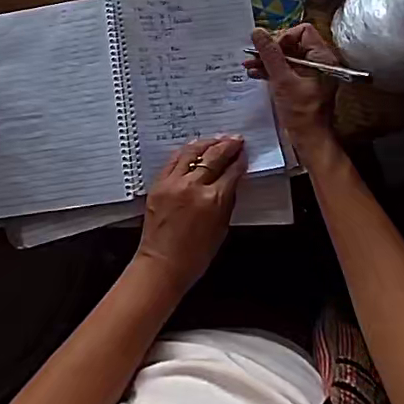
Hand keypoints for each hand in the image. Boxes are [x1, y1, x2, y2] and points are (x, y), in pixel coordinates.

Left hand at [135, 135, 246, 291]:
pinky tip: (194, 148)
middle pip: (214, 156)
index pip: (231, 171)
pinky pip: (174, 160)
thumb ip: (227, 201)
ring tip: (217, 140)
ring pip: (192, 152)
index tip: (244, 154)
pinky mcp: (158, 184)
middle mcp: (193, 186)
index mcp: (213, 200)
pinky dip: (186, 152)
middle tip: (236, 140)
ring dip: (207, 143)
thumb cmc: (196, 254)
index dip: (239, 160)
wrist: (163, 264)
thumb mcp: (222, 227)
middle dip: (227, 146)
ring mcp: (173, 183)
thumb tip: (233, 181)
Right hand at [246, 24, 338, 140]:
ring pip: (287, 56)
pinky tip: (256, 73)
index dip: (283, 37)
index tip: (269, 50)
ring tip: (249, 65)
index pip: (302, 31)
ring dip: (268, 60)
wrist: (310, 139)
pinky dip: (272, 70)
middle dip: (271, 49)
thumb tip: (257, 32)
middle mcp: (319, 61)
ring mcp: (311, 73)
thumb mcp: (282, 80)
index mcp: (321, 57)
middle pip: (293, 43)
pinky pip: (286, 68)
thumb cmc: (301, 112)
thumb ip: (270, 54)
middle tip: (253, 56)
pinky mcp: (303, 83)